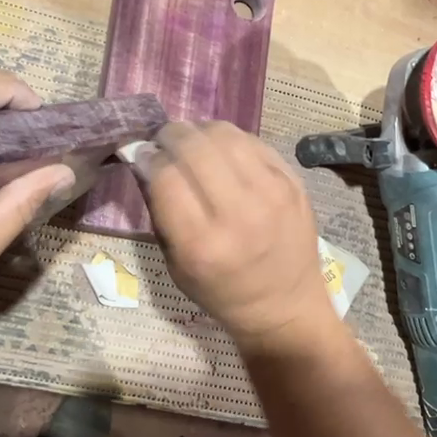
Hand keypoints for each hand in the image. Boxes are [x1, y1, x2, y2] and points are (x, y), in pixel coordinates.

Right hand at [136, 121, 335, 348]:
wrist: (284, 305)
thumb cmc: (221, 291)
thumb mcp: (175, 265)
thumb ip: (159, 211)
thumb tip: (145, 158)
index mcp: (201, 243)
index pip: (165, 176)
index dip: (149, 158)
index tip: (144, 156)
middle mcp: (238, 213)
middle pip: (194, 147)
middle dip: (171, 136)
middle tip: (164, 142)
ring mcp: (271, 193)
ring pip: (224, 134)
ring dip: (200, 131)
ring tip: (192, 141)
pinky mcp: (292, 182)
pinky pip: (253, 141)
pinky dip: (230, 140)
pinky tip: (222, 151)